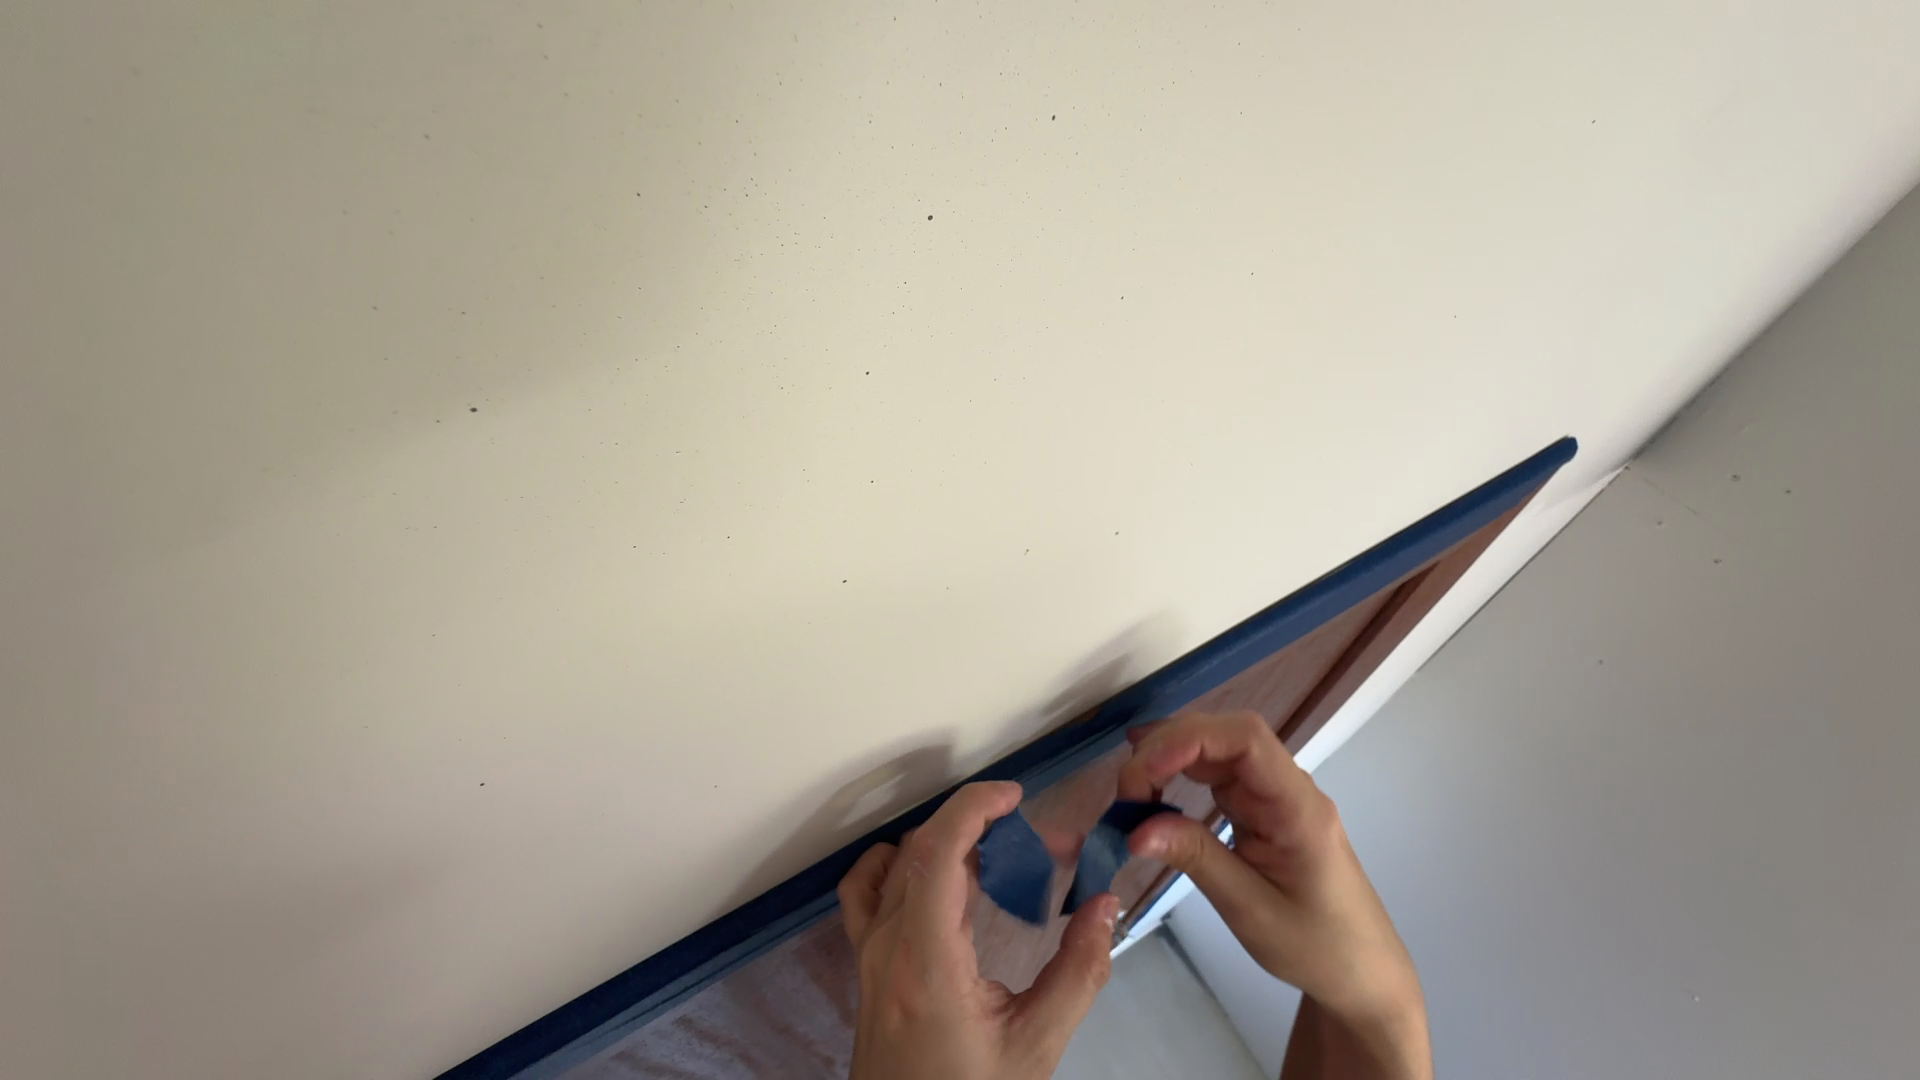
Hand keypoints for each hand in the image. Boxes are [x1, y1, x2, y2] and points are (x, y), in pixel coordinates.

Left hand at [837, 781, 1117, 1079]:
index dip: (974, 806)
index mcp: (925, 957)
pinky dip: (900, 863)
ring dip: (943, 840)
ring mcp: (867, 950)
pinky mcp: (864, 960)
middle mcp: (885, 941)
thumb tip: (1105, 905)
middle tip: (1031, 840)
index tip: (1015, 795)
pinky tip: (935, 877)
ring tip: (992, 854)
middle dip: (977, 824)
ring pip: (896, 862)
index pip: (936, 851)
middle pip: (920, 848)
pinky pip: (866, 889)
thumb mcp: (1036, 1046)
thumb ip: (1078, 972)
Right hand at [1119, 711, 1431, 1079]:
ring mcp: (1270, 792)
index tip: (1143, 770)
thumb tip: (1133, 829)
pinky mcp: (1257, 804)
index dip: (1189, 738)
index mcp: (1298, 806)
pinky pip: (1213, 772)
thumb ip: (1196, 858)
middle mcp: (1285, 786)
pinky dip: (1176, 771)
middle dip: (1166, 748)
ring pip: (1213, 747)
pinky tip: (1149, 779)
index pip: (1246, 739)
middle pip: (1223, 734)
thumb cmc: (1315, 946)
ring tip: (1130, 788)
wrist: (1361, 972)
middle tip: (1125, 792)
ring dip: (1166, 757)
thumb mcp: (1250, 910)